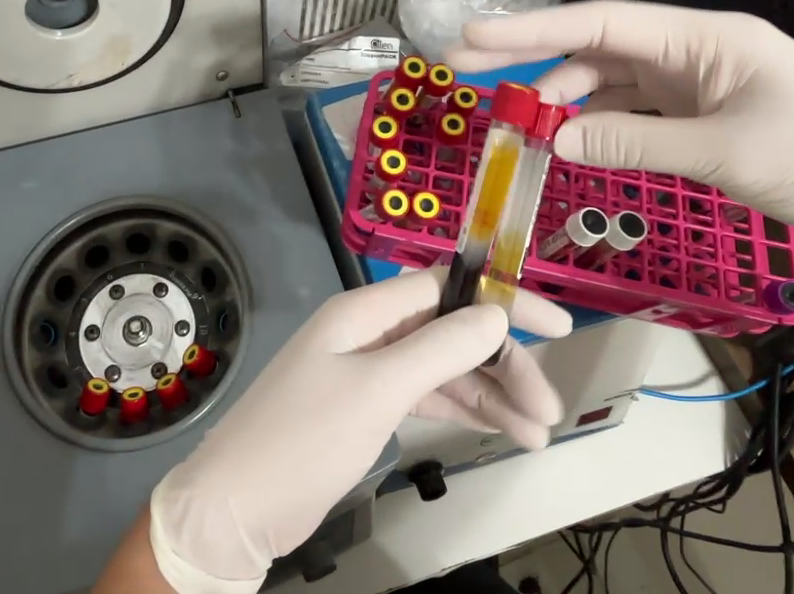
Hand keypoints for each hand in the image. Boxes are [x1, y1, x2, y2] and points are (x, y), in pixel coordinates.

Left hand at [147, 267, 571, 592]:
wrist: (237, 506)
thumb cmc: (304, 439)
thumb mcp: (376, 390)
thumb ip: (438, 349)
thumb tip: (494, 312)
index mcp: (363, 312)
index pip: (444, 287)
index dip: (500, 300)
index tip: (556, 325)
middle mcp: (368, 333)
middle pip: (450, 331)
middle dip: (502, 362)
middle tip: (547, 407)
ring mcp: (368, 371)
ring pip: (444, 368)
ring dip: (491, 394)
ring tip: (537, 432)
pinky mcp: (368, 408)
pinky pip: (428, 397)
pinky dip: (464, 412)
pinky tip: (502, 432)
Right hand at [449, 0, 793, 305]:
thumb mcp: (727, 155)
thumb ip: (633, 144)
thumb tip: (552, 141)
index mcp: (703, 39)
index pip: (600, 24)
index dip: (531, 28)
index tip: (473, 35)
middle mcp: (690, 52)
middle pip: (592, 48)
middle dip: (528, 57)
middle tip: (462, 66)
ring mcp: (693, 84)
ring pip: (606, 82)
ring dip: (560, 101)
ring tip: (515, 126)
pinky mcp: (697, 115)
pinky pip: (629, 113)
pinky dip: (593, 126)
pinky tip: (565, 141)